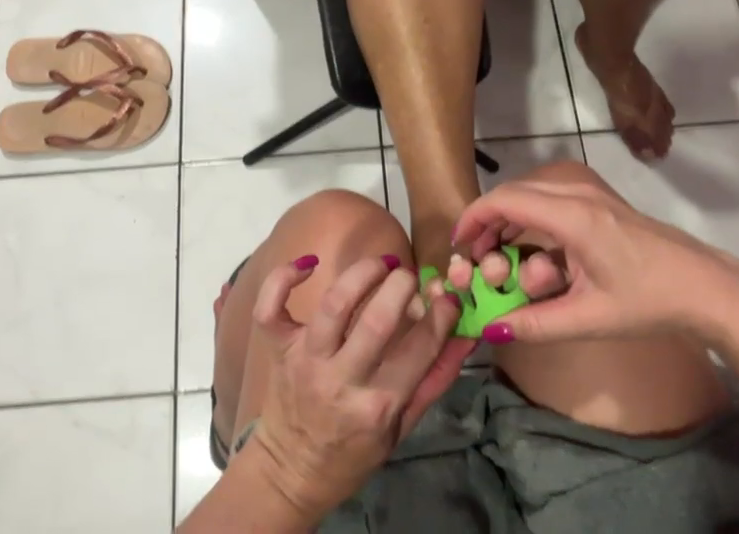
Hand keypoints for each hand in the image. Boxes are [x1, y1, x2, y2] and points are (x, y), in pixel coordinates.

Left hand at [243, 255, 472, 520]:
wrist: (291, 474)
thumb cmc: (353, 453)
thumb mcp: (403, 427)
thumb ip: (436, 378)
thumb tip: (468, 334)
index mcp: (377, 406)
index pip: (419, 350)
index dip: (440, 315)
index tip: (447, 295)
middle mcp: (341, 380)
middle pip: (376, 321)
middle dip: (401, 287)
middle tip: (409, 276)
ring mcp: (305, 361)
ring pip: (332, 306)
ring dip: (360, 274)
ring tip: (380, 264)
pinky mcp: (278, 349)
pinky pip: (270, 309)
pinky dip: (282, 279)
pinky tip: (309, 264)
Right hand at [450, 162, 738, 353]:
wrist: (709, 289)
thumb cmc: (651, 302)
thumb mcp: (590, 318)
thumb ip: (536, 323)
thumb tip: (490, 328)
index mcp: (574, 217)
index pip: (505, 200)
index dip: (474, 218)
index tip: (458, 245)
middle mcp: (579, 194)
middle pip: (515, 193)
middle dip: (489, 223)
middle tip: (479, 259)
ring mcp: (594, 195)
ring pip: (534, 195)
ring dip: (512, 221)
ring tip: (503, 259)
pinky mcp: (603, 204)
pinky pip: (553, 201)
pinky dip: (534, 221)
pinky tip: (537, 255)